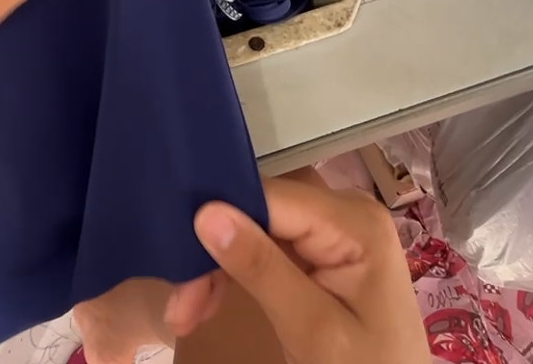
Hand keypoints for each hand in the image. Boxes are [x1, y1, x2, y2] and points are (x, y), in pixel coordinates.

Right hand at [192, 177, 426, 363]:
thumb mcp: (314, 333)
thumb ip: (261, 269)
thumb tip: (205, 212)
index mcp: (352, 220)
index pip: (268, 198)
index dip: (220, 221)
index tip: (179, 263)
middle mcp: (342, 210)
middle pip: (257, 212)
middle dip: (214, 254)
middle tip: (180, 307)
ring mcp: (330, 231)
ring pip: (253, 229)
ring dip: (216, 269)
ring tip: (186, 314)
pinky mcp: (318, 252)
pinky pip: (264, 248)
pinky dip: (235, 275)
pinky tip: (208, 303)